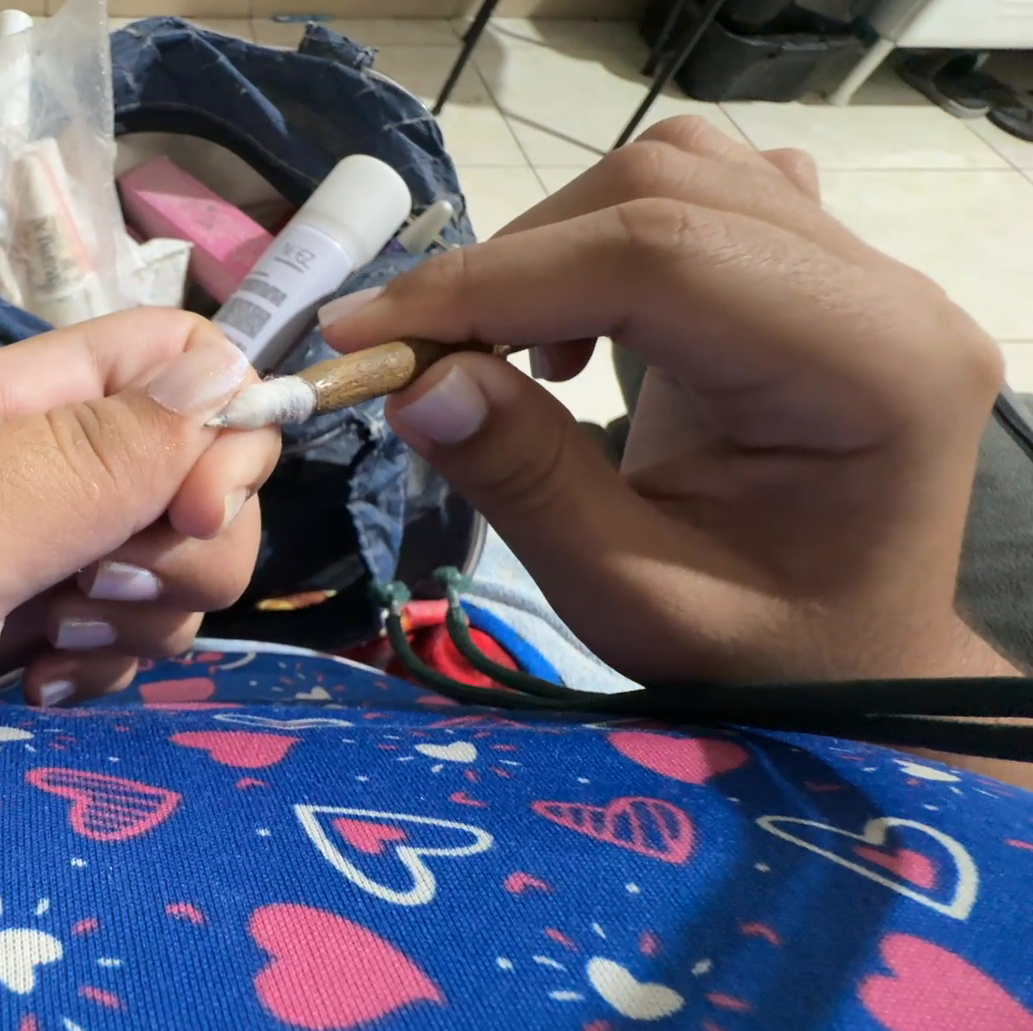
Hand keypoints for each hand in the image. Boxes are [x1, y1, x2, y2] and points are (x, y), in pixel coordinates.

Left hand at [0, 310, 276, 879]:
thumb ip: (62, 471)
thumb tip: (219, 381)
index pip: (159, 357)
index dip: (214, 420)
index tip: (189, 518)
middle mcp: (10, 469)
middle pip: (178, 465)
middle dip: (186, 541)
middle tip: (105, 601)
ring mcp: (6, 555)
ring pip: (155, 556)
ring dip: (145, 612)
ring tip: (51, 658)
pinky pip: (110, 630)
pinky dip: (104, 661)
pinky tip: (44, 688)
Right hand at [323, 117, 1005, 684]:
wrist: (831, 650)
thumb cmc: (738, 646)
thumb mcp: (614, 591)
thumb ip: (522, 481)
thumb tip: (416, 384)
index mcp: (860, 373)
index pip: (655, 261)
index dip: (487, 283)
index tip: (361, 334)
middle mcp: (872, 293)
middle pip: (658, 192)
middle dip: (499, 266)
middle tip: (409, 354)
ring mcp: (844, 271)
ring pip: (667, 176)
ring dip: (540, 251)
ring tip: (494, 348)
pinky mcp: (795, 275)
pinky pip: (683, 201)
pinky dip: (581, 247)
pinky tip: (559, 333)